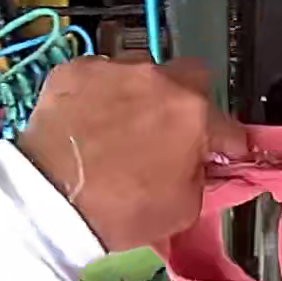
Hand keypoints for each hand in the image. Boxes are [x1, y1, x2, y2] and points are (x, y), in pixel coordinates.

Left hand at [18, 56, 248, 251]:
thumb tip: (199, 165)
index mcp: (194, 115)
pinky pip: (101, 76)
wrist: (50, 202)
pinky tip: (91, 121)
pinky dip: (102, 95)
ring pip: (145, 72)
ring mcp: (115, 68)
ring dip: (144, 95)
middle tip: (174, 131)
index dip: (230, 146)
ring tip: (123, 125)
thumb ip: (201, 178)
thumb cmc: (123, 212)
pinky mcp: (76, 69)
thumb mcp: (183, 209)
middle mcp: (160, 80)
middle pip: (193, 78)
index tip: (225, 156)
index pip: (230, 128)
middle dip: (191, 102)